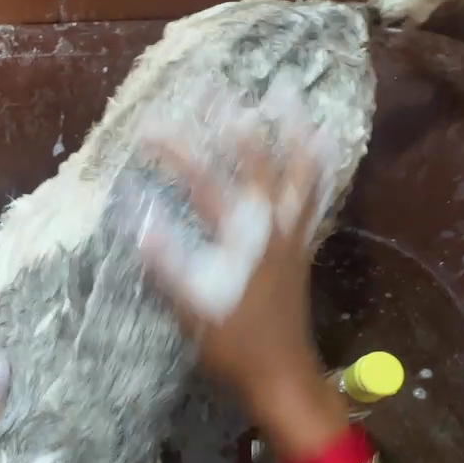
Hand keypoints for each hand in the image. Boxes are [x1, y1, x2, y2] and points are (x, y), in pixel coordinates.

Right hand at [139, 125, 347, 458]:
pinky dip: (319, 167)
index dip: (175, 151)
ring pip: (299, 172)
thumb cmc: (233, 343)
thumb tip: (141, 219)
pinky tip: (322, 147)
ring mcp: (292, 232)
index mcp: (239, 236)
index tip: (149, 124)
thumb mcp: (191, 307)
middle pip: (255, 161)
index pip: (201, 182)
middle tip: (219, 88)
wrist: (282, 374)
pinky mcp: (301, 244)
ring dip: (293, 131)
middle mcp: (270, 224)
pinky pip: (316, 195)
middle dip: (234, 121)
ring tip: (292, 96)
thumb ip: (168, 262)